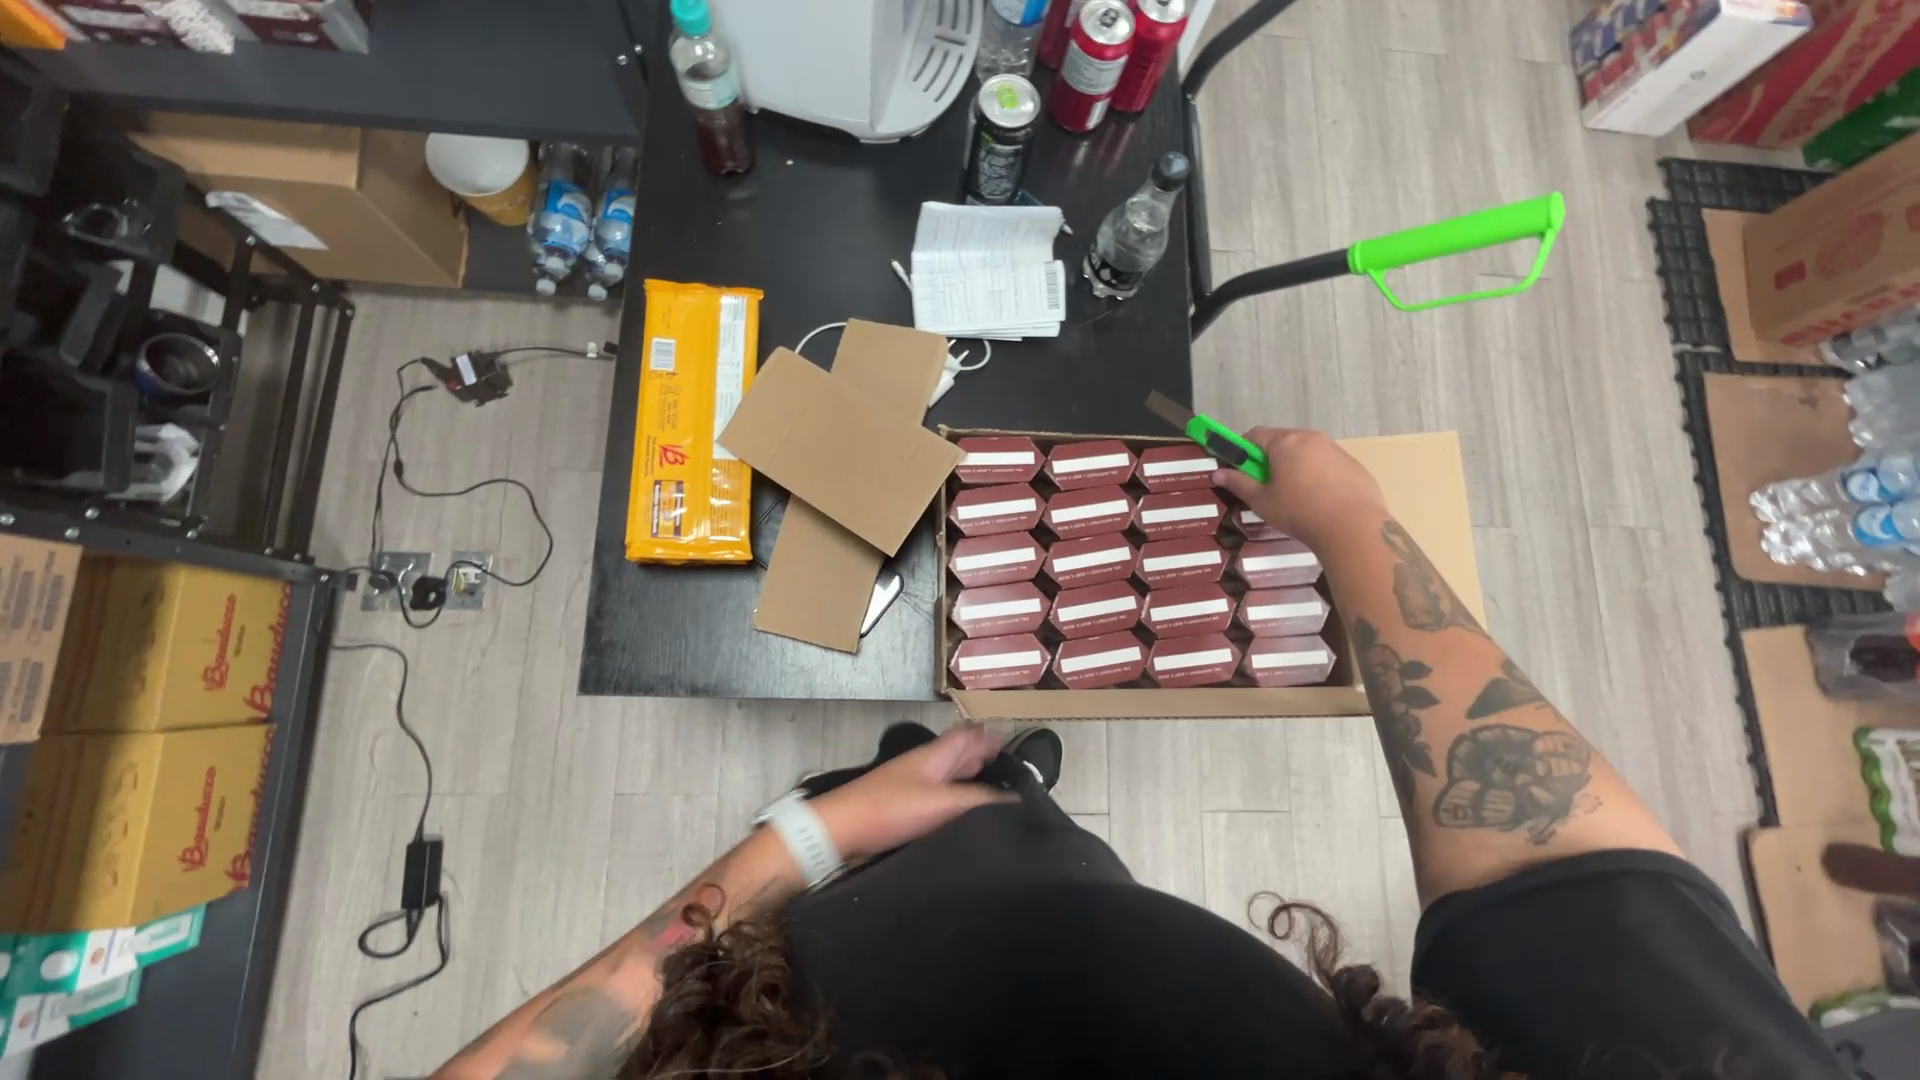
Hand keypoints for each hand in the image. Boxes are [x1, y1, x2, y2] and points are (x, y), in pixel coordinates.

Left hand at [811, 723, 1016, 861]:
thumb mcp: (942, 804)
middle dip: (988, 759)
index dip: (992, 735)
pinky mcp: (906, 808)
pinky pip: (941, 798)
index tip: (1020, 748)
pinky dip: (959, 803)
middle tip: (1017, 777)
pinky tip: (969, 819)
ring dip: (974, 781)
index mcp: (936, 755)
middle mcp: (928, 765)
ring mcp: (915, 786)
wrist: (842, 831)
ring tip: (1002, 799)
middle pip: (962, 754)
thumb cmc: (891, 809)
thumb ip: (978, 799)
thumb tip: (1016, 798)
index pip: (969, 734)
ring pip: (952, 776)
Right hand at [1212, 427, 1389, 548]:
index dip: (1242, 449)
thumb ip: (1238, 483)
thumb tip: (1217, 473)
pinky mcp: (1354, 465)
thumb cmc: (1298, 511)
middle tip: (1266, 485)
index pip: (1254, 434)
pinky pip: (1328, 464)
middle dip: (1270, 458)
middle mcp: (1311, 438)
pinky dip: (1318, 475)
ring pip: (1307, 452)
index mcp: (1285, 442)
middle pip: (1283, 441)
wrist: (1352, 526)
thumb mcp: (1261, 500)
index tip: (1239, 468)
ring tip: (1295, 495)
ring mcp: (1336, 449)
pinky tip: (1320, 500)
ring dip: (1295, 466)